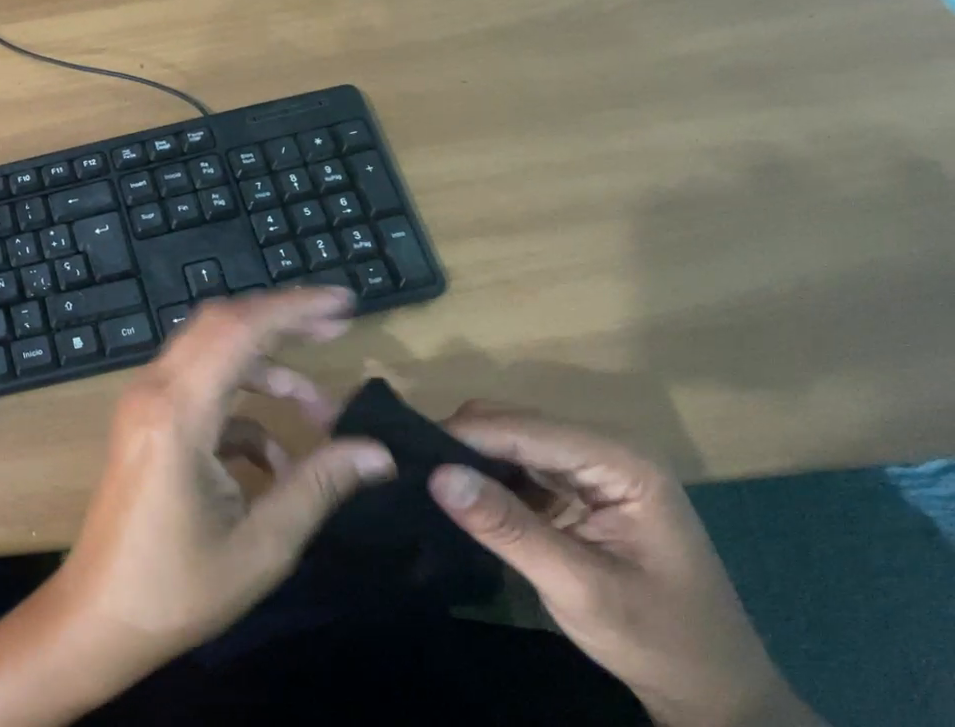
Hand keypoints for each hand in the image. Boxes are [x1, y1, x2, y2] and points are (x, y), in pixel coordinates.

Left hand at [0, 288, 390, 726]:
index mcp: (178, 413)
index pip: (238, 330)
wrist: (98, 616)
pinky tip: (275, 461)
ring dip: (264, 374)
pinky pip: (197, 395)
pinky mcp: (143, 427)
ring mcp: (142, 408)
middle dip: (281, 323)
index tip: (346, 304)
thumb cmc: (177, 588)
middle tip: (338, 330)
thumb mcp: (262, 544)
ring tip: (321, 415)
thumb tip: (379, 452)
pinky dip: (240, 410)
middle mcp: (153, 393)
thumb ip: (319, 487)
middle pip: (219, 328)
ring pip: (209, 358)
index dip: (294, 308)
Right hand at [428, 405, 821, 726]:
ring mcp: (590, 468)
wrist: (709, 687)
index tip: (399, 453)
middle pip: (511, 423)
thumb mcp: (579, 587)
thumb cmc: (657, 638)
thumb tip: (437, 474)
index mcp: (623, 463)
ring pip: (506, 439)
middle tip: (404, 472)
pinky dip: (481, 476)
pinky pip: (514, 464)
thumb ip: (508, 528)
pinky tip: (454, 497)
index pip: (523, 427)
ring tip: (418, 481)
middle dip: (458, 443)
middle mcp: (606, 451)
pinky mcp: (574, 488)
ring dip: (465, 458)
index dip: (460, 436)